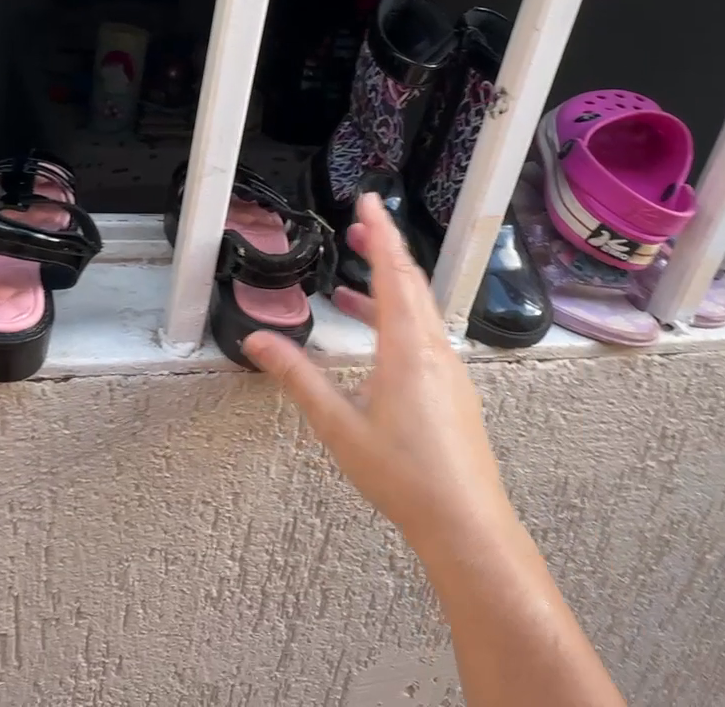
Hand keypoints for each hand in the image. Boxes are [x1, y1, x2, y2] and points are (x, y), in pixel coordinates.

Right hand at [244, 192, 513, 551]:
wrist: (466, 523)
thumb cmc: (406, 476)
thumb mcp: (338, 425)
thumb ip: (297, 378)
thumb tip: (258, 341)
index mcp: (408, 350)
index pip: (393, 274)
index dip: (380, 233)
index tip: (369, 201)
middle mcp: (434, 351)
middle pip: (410, 284)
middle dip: (384, 250)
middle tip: (358, 227)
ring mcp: (448, 370)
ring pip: (419, 311)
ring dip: (388, 287)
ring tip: (351, 284)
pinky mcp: (452, 390)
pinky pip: (424, 335)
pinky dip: (397, 319)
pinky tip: (375, 339)